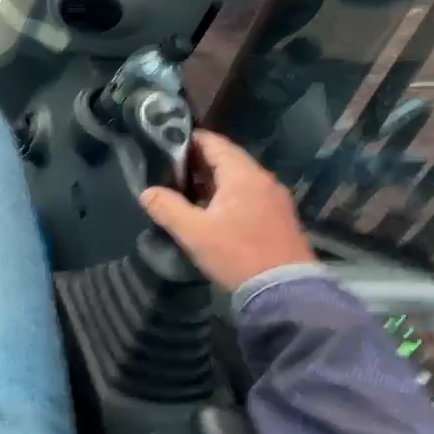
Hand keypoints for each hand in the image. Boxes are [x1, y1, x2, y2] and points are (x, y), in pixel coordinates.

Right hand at [138, 130, 314, 289]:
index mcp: (243, 176)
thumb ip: (166, 207)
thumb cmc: (237, 254)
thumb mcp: (193, 231)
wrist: (286, 293)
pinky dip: (228, 192)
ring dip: (212, 178)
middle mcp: (263, 181)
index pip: (214, 143)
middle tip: (169, 167)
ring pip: (239, 177)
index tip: (164, 143)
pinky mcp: (280, 217)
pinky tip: (211, 208)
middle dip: (198, 160)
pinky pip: (249, 193)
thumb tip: (147, 192)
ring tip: (185, 188)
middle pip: (227, 158)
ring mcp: (275, 199)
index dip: (188, 140)